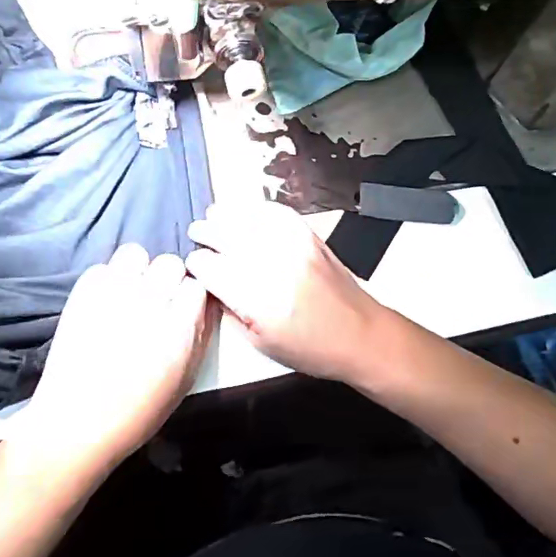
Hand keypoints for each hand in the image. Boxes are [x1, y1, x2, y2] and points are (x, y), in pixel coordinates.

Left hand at [11, 244, 213, 473]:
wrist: (77, 421)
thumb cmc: (139, 411)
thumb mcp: (185, 379)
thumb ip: (200, 335)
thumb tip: (206, 305)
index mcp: (180, 325)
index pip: (196, 286)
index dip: (189, 300)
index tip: (180, 314)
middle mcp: (150, 300)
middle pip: (170, 263)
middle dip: (167, 281)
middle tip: (156, 304)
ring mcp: (113, 292)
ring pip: (135, 253)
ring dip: (137, 271)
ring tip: (130, 295)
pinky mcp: (83, 292)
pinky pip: (102, 267)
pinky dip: (107, 280)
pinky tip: (104, 304)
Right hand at [184, 201, 394, 382]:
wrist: (360, 335)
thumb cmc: (313, 348)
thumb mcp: (261, 343)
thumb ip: (231, 312)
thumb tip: (213, 288)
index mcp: (256, 299)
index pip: (210, 267)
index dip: (197, 264)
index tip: (196, 264)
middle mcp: (272, 268)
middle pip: (225, 236)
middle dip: (206, 233)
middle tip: (198, 233)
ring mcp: (293, 248)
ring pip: (250, 219)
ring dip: (228, 214)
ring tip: (215, 214)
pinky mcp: (310, 239)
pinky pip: (280, 213)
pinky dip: (261, 209)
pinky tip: (249, 211)